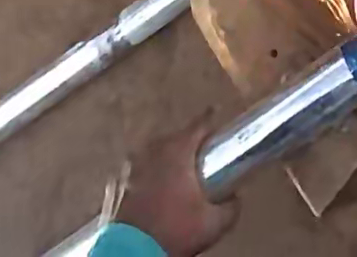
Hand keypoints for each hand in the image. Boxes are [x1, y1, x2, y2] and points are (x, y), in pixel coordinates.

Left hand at [116, 113, 238, 255]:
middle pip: (178, 137)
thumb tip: (236, 198)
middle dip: (190, 146)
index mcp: (178, 149)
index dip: (211, 119)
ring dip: (168, 160)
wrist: (132, 252)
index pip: (200, 124)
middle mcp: (154, 148)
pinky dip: (149, 175)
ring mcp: (134, 162)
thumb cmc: (173, 231)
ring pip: (158, 152)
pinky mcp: (120, 179)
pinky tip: (156, 192)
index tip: (216, 114)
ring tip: (178, 179)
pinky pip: (141, 169)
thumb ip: (230, 208)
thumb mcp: (212, 225)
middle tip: (200, 161)